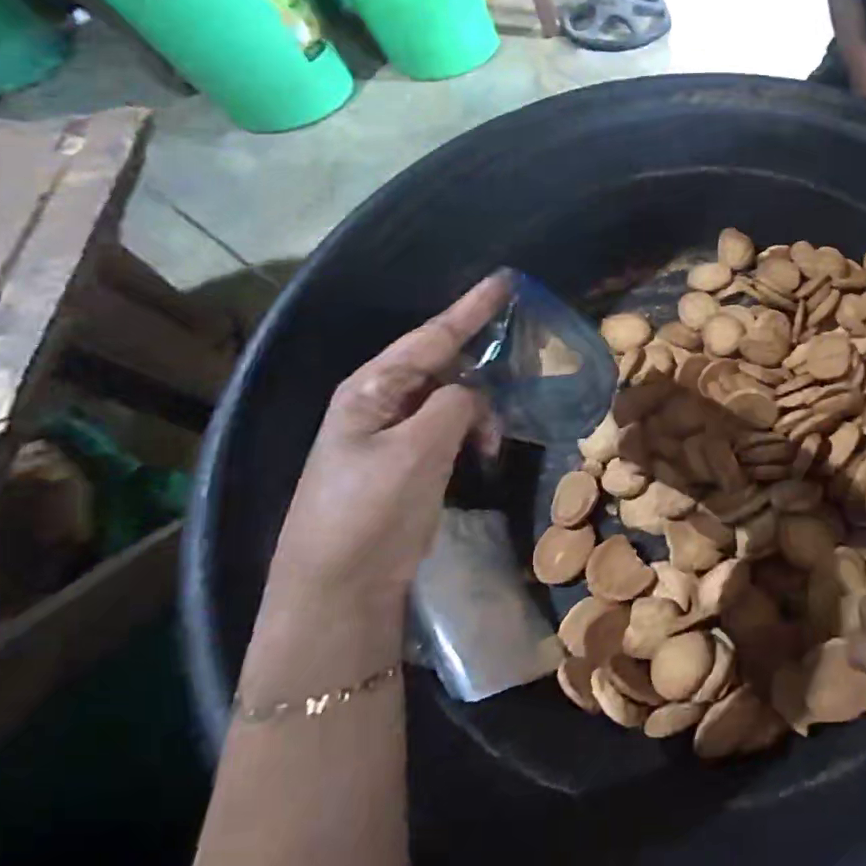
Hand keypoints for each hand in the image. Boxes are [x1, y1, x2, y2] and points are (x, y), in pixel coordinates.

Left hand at [271, 273, 511, 600]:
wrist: (341, 585)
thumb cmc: (370, 509)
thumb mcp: (417, 451)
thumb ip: (455, 406)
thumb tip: (476, 395)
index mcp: (372, 389)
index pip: (432, 336)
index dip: (471, 308)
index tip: (506, 280)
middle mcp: (383, 401)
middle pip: (444, 363)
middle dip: (483, 361)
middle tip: (525, 355)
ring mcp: (396, 432)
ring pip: (453, 398)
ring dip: (482, 409)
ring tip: (498, 433)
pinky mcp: (412, 460)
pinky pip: (453, 427)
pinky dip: (476, 431)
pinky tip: (490, 446)